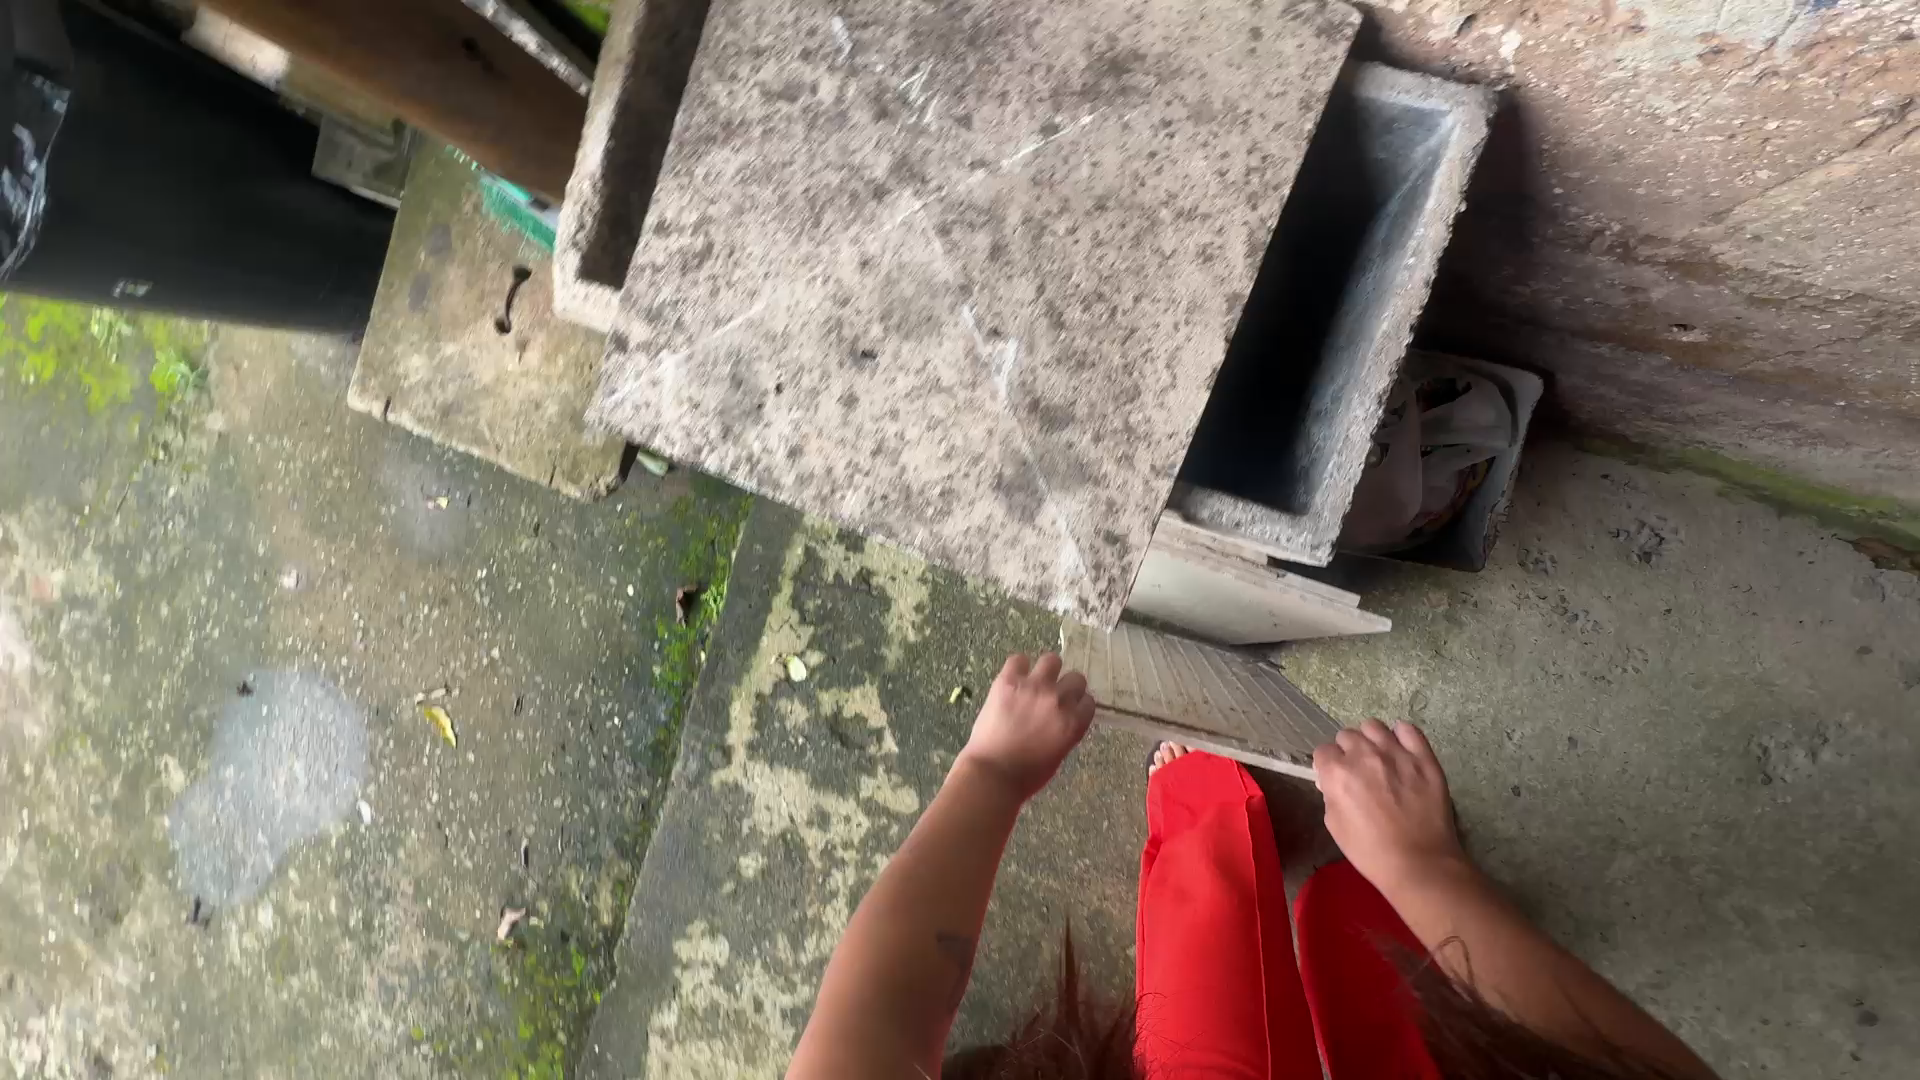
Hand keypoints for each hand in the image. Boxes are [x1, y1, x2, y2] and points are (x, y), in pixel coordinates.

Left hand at [954, 653, 1095, 801]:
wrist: (992, 772)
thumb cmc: (1027, 774)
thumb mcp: (1058, 754)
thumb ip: (1066, 730)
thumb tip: (1063, 716)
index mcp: (1073, 723)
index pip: (1088, 701)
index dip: (1078, 704)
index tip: (1070, 708)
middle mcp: (1058, 700)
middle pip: (1076, 678)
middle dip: (1067, 686)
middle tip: (1053, 696)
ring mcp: (1033, 687)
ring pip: (1052, 660)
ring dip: (1047, 670)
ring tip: (1035, 681)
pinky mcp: (1008, 680)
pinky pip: (1018, 659)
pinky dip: (1017, 667)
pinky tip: (1013, 679)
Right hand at [1314, 719, 1472, 895]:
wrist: (1420, 864)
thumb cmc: (1370, 850)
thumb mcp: (1333, 823)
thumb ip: (1330, 793)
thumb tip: (1334, 781)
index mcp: (1337, 771)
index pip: (1323, 751)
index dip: (1328, 765)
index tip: (1336, 778)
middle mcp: (1363, 755)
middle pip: (1347, 736)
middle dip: (1348, 751)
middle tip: (1359, 771)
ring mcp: (1396, 754)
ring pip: (1373, 726)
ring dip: (1371, 739)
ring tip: (1379, 757)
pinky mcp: (1423, 759)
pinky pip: (1408, 730)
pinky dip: (1401, 735)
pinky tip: (1401, 749)